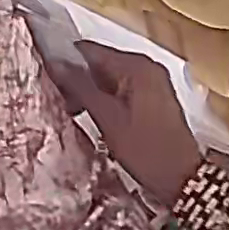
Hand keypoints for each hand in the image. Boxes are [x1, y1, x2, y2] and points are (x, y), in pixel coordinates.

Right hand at [47, 41, 201, 206]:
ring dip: (88, 90)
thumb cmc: (145, 150)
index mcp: (135, 65)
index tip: (44, 75)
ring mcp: (151, 80)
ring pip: (108, 76)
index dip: (64, 59)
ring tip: (71, 110)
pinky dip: (104, 97)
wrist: (184, 180)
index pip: (89, 49)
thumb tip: (55, 63)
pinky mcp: (152, 95)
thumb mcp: (107, 118)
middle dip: (76, 78)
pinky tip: (90, 114)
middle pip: (99, 61)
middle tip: (57, 99)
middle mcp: (145, 65)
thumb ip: (80, 86)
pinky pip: (120, 87)